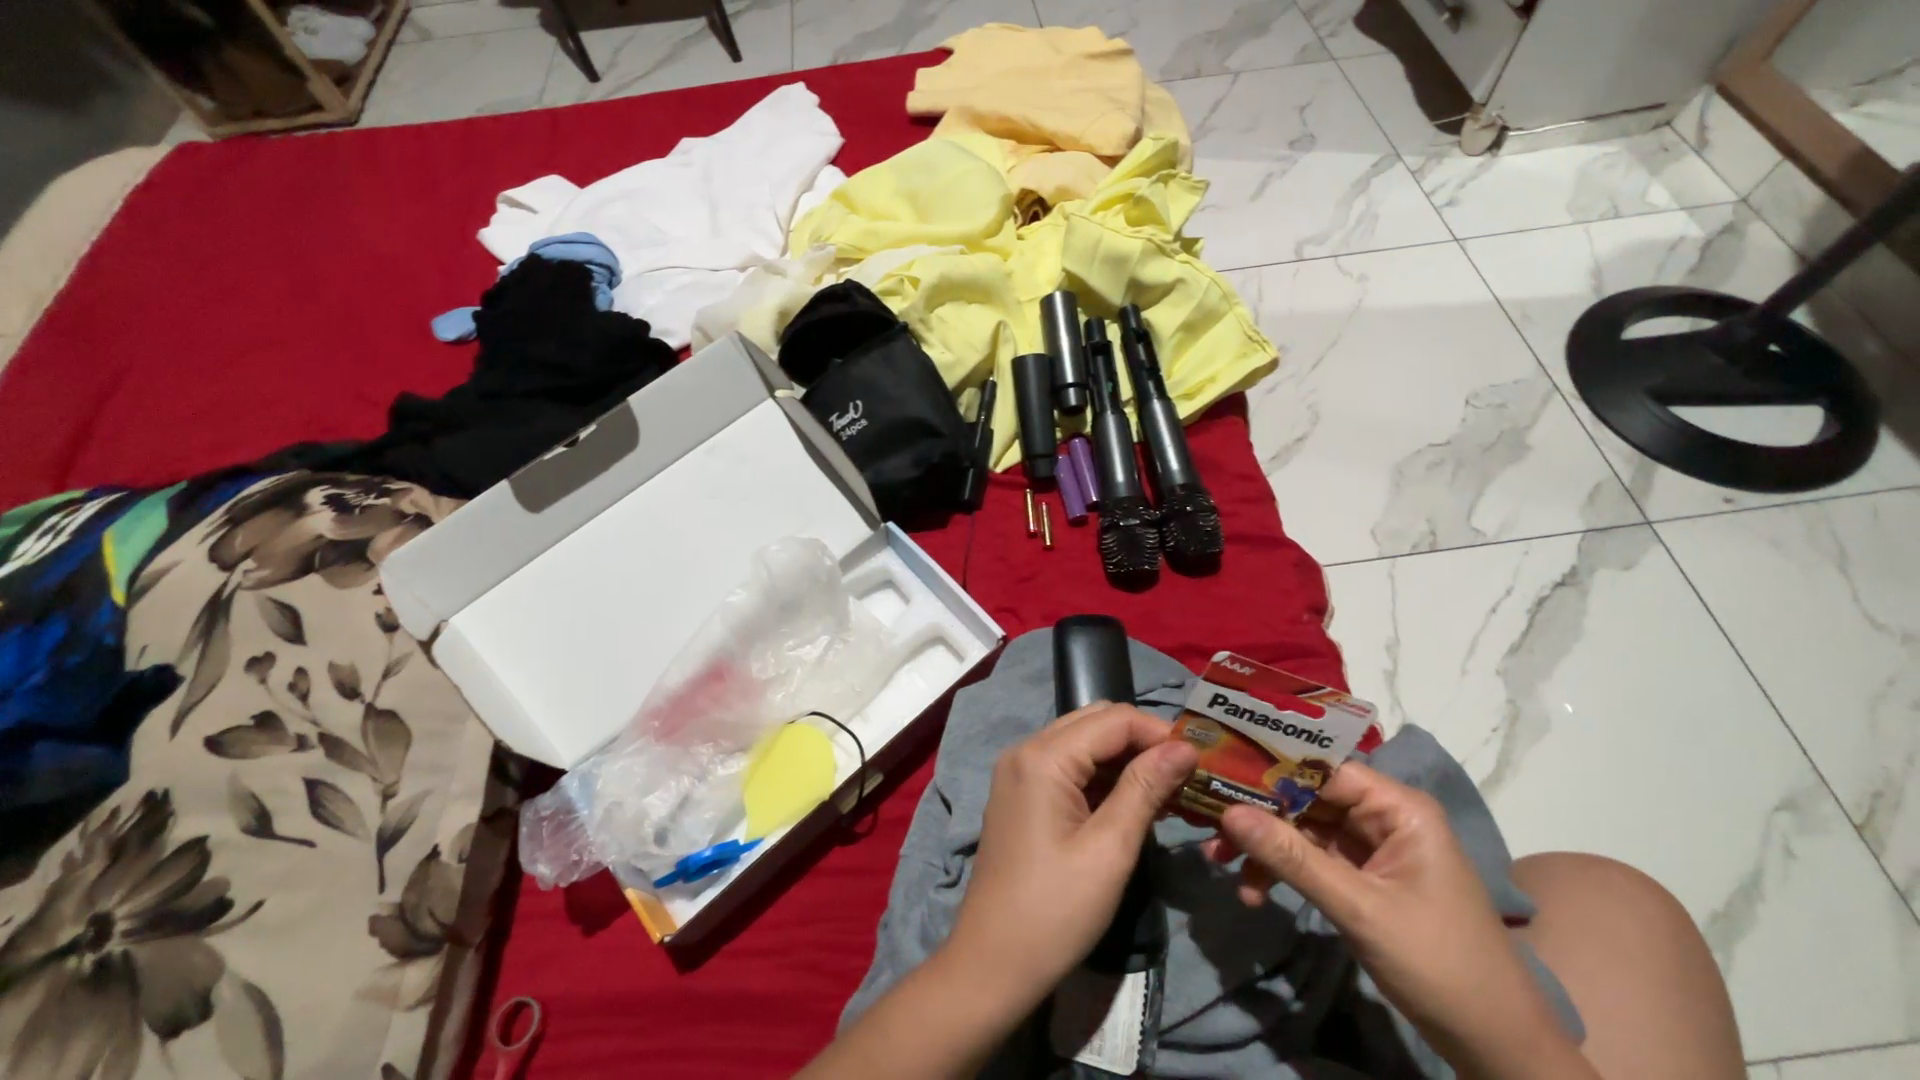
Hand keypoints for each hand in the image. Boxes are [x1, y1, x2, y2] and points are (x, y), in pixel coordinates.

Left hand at [943, 703, 1198, 1009]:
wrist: (993, 962)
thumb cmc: (1055, 910)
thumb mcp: (1110, 849)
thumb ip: (1146, 788)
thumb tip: (1184, 747)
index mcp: (1043, 757)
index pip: (1114, 718)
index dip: (1160, 733)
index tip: (1201, 763)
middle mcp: (1025, 751)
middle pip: (1096, 722)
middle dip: (1144, 742)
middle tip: (1187, 777)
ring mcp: (1019, 773)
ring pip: (1084, 743)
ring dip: (1126, 760)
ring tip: (1171, 792)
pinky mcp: (1022, 796)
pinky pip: (1069, 768)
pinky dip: (1103, 778)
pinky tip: (1136, 803)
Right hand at [1212, 762, 1581, 1073]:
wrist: (1491, 1037)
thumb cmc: (1436, 961)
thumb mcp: (1358, 908)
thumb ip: (1293, 858)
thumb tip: (1229, 813)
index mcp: (1399, 808)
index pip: (1324, 769)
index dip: (1271, 769)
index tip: (1218, 774)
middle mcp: (1386, 817)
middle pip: (1308, 798)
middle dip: (1260, 814)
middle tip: (1210, 829)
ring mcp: (1375, 849)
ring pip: (1305, 829)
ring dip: (1266, 848)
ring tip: (1222, 865)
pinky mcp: (1366, 879)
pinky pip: (1313, 860)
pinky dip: (1283, 872)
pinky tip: (1254, 892)